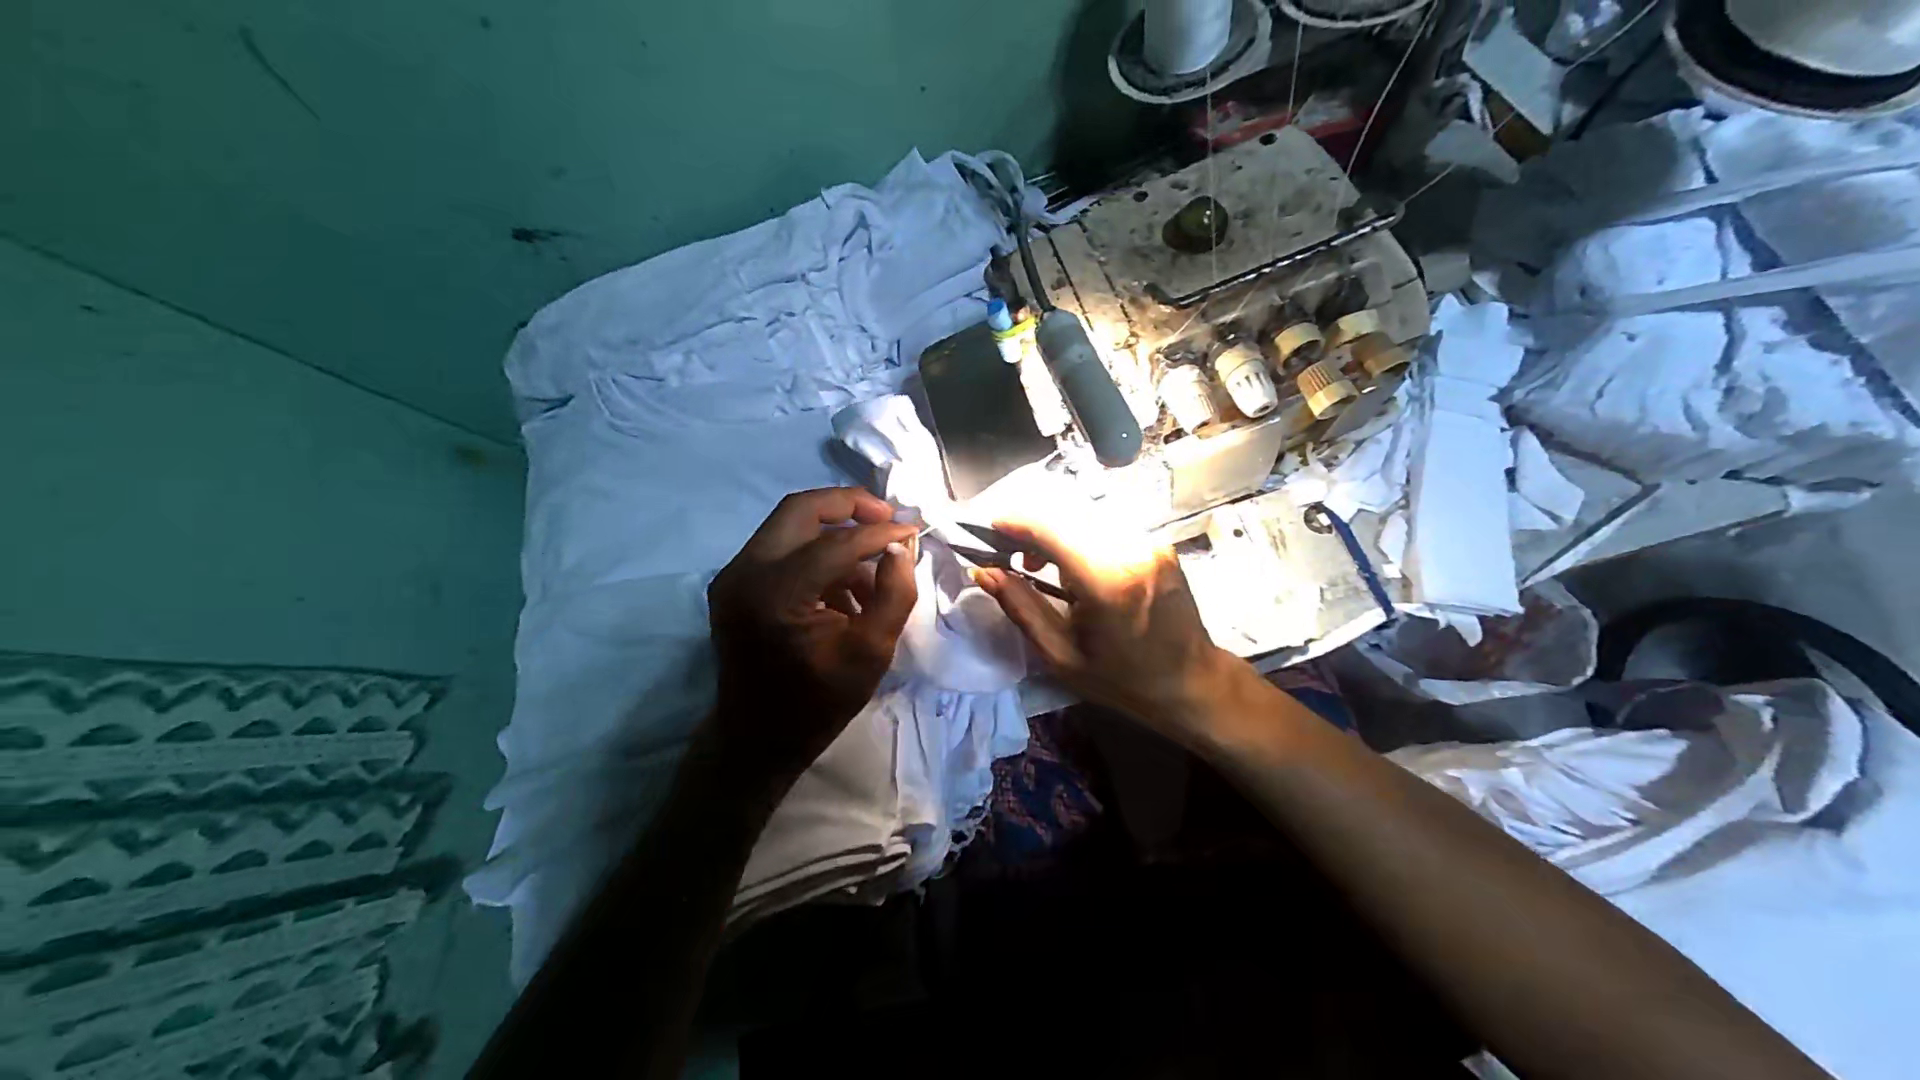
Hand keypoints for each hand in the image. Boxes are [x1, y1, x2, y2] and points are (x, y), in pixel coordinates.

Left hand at [705, 488, 918, 790]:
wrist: (756, 739)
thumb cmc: (817, 703)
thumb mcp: (871, 653)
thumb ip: (894, 594)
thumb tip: (900, 548)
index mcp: (776, 594)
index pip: (836, 542)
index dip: (881, 532)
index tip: (914, 530)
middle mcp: (745, 573)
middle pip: (800, 510)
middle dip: (849, 505)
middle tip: (887, 518)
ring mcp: (733, 576)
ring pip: (789, 525)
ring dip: (834, 534)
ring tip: (871, 570)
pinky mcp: (733, 584)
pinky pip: (780, 548)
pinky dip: (815, 554)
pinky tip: (844, 587)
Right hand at [970, 515, 1252, 750]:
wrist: (1192, 681)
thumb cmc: (1122, 680)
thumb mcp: (1061, 655)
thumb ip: (1020, 607)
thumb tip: (984, 572)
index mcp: (1106, 581)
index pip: (1050, 528)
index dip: (1015, 523)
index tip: (989, 531)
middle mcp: (1130, 551)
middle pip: (1066, 515)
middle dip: (1031, 528)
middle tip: (1010, 557)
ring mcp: (1148, 543)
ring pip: (1085, 516)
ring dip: (1054, 530)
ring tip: (1039, 565)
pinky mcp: (1157, 544)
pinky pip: (1105, 526)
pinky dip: (1078, 536)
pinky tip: (1071, 565)